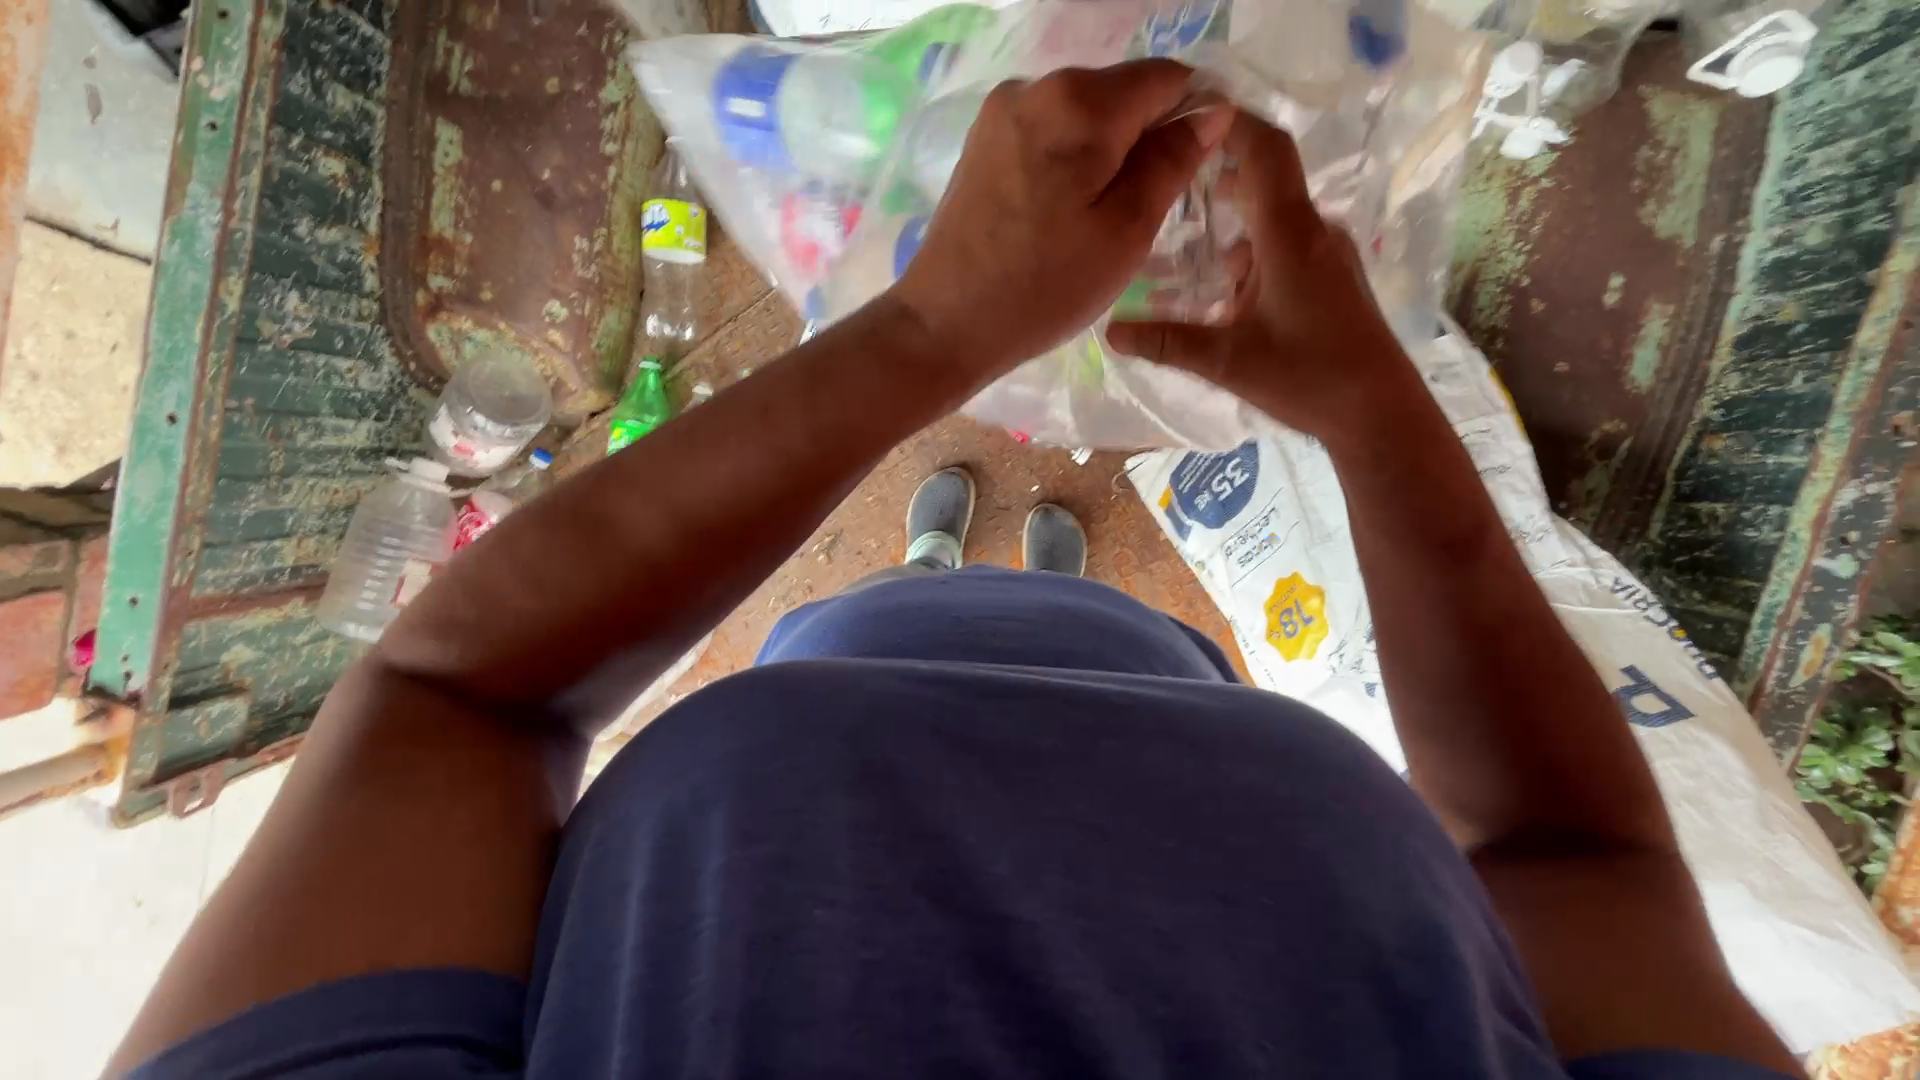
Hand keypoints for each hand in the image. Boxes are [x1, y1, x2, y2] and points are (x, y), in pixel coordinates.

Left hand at [888, 59, 1230, 384]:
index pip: (1166, 78)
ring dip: (1104, 154)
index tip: (1188, 173)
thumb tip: (1209, 111)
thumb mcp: (1125, 232)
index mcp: (1079, 102)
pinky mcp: (981, 143)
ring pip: (1082, 116)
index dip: (1192, 116)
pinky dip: (1067, 163)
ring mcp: (1001, 113)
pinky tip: (1058, 213)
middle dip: (1143, 140)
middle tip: (1136, 213)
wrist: (945, 324)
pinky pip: (1047, 135)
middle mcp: (1036, 87)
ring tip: (1093, 221)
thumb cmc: (1044, 288)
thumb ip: (1171, 163)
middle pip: (1119, 94)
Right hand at [1106, 109, 1416, 442]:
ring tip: (1182, 247)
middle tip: (1166, 189)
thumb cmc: (1307, 378)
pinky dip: (1249, 256)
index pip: (1264, 151)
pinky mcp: (1329, 278)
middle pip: (1263, 182)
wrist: (1378, 411)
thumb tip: (1111, 332)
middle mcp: (1312, 232)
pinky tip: (1220, 291)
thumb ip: (1168, 343)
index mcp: (1289, 236)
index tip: (1188, 117)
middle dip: (1217, 180)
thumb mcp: (1227, 362)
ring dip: (1230, 230)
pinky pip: (1282, 248)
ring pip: (1270, 222)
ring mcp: (1325, 255)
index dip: (1229, 124)